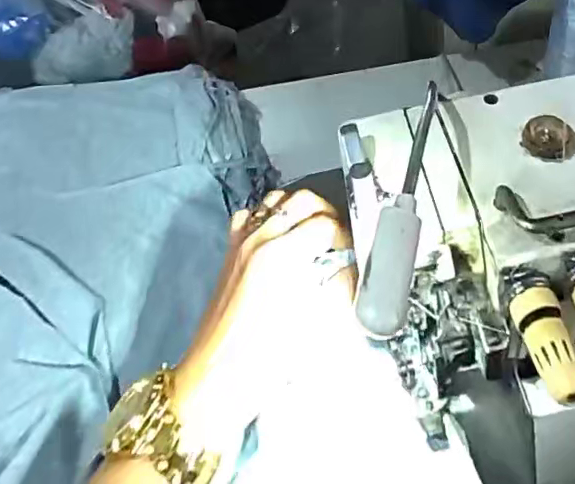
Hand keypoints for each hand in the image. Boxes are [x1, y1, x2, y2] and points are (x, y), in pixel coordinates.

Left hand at [168, 188, 356, 453]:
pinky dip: (269, 216)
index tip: (354, 251)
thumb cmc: (265, 359)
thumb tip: (350, 269)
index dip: (347, 236)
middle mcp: (259, 238)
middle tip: (339, 237)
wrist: (220, 374)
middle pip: (302, 199)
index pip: (326, 223)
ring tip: (313, 234)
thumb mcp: (316, 325)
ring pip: (276, 200)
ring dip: (298, 210)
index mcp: (282, 254)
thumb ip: (339, 288)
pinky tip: (280, 237)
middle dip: (327, 213)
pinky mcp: (231, 248)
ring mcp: (242, 239)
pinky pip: (251, 214)